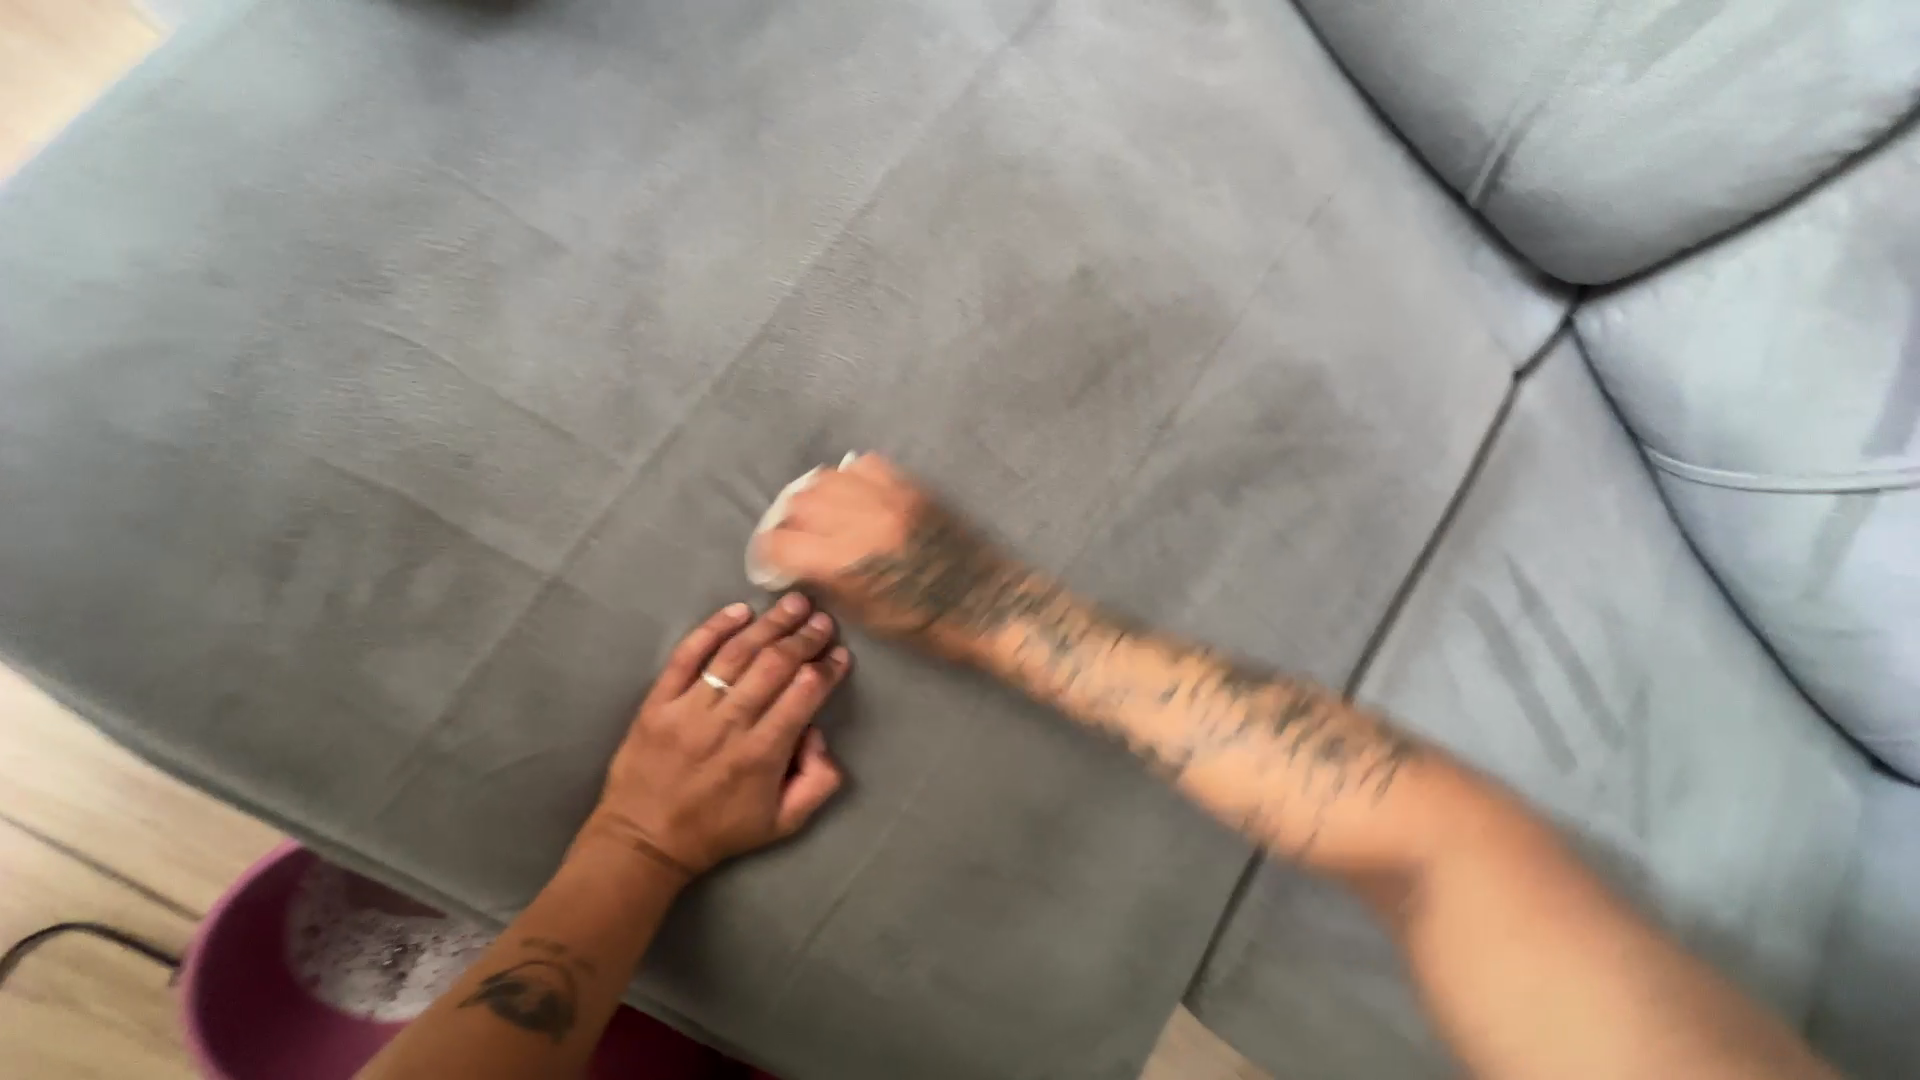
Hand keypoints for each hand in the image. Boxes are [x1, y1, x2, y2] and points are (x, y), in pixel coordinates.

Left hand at [573, 595, 850, 879]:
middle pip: (775, 665)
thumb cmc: (720, 830)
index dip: (827, 669)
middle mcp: (729, 725)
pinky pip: (687, 656)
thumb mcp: (785, 823)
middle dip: (805, 638)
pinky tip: (739, 611)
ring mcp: (689, 709)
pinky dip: (713, 628)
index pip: (804, 694)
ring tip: (794, 604)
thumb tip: (817, 733)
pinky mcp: (658, 702)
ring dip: (770, 624)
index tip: (840, 654)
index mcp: (762, 754)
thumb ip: (818, 781)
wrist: (644, 840)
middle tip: (823, 620)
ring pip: (736, 654)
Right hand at [751, 455, 1028, 659]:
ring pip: (826, 477)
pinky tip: (852, 497)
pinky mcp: (912, 488)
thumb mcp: (867, 616)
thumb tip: (795, 565)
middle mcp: (862, 520)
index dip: (765, 553)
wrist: (990, 604)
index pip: (781, 542)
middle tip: (791, 541)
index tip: (769, 563)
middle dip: (786, 524)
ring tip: (817, 516)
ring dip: (813, 497)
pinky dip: (850, 478)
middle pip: (798, 503)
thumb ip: (826, 583)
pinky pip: (866, 465)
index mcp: (847, 561)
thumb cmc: (929, 624)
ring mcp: (889, 498)